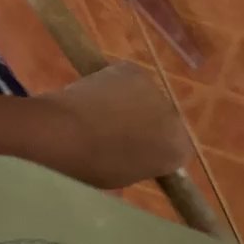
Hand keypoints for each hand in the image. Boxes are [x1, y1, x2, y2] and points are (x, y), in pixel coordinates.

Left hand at [42, 63, 192, 187]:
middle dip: (146, 120)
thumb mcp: (125, 174)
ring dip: (131, 99)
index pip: (177, 147)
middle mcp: (173, 119)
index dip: (155, 145)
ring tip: (102, 108)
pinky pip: (128, 77)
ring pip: (145, 95)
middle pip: (163, 117)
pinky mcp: (132, 70)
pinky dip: (115, 82)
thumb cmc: (91, 164)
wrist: (66, 132)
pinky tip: (98, 91)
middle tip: (117, 126)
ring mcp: (154, 90)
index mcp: (177, 152)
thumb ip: (142, 161)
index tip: (136, 147)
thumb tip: (135, 150)